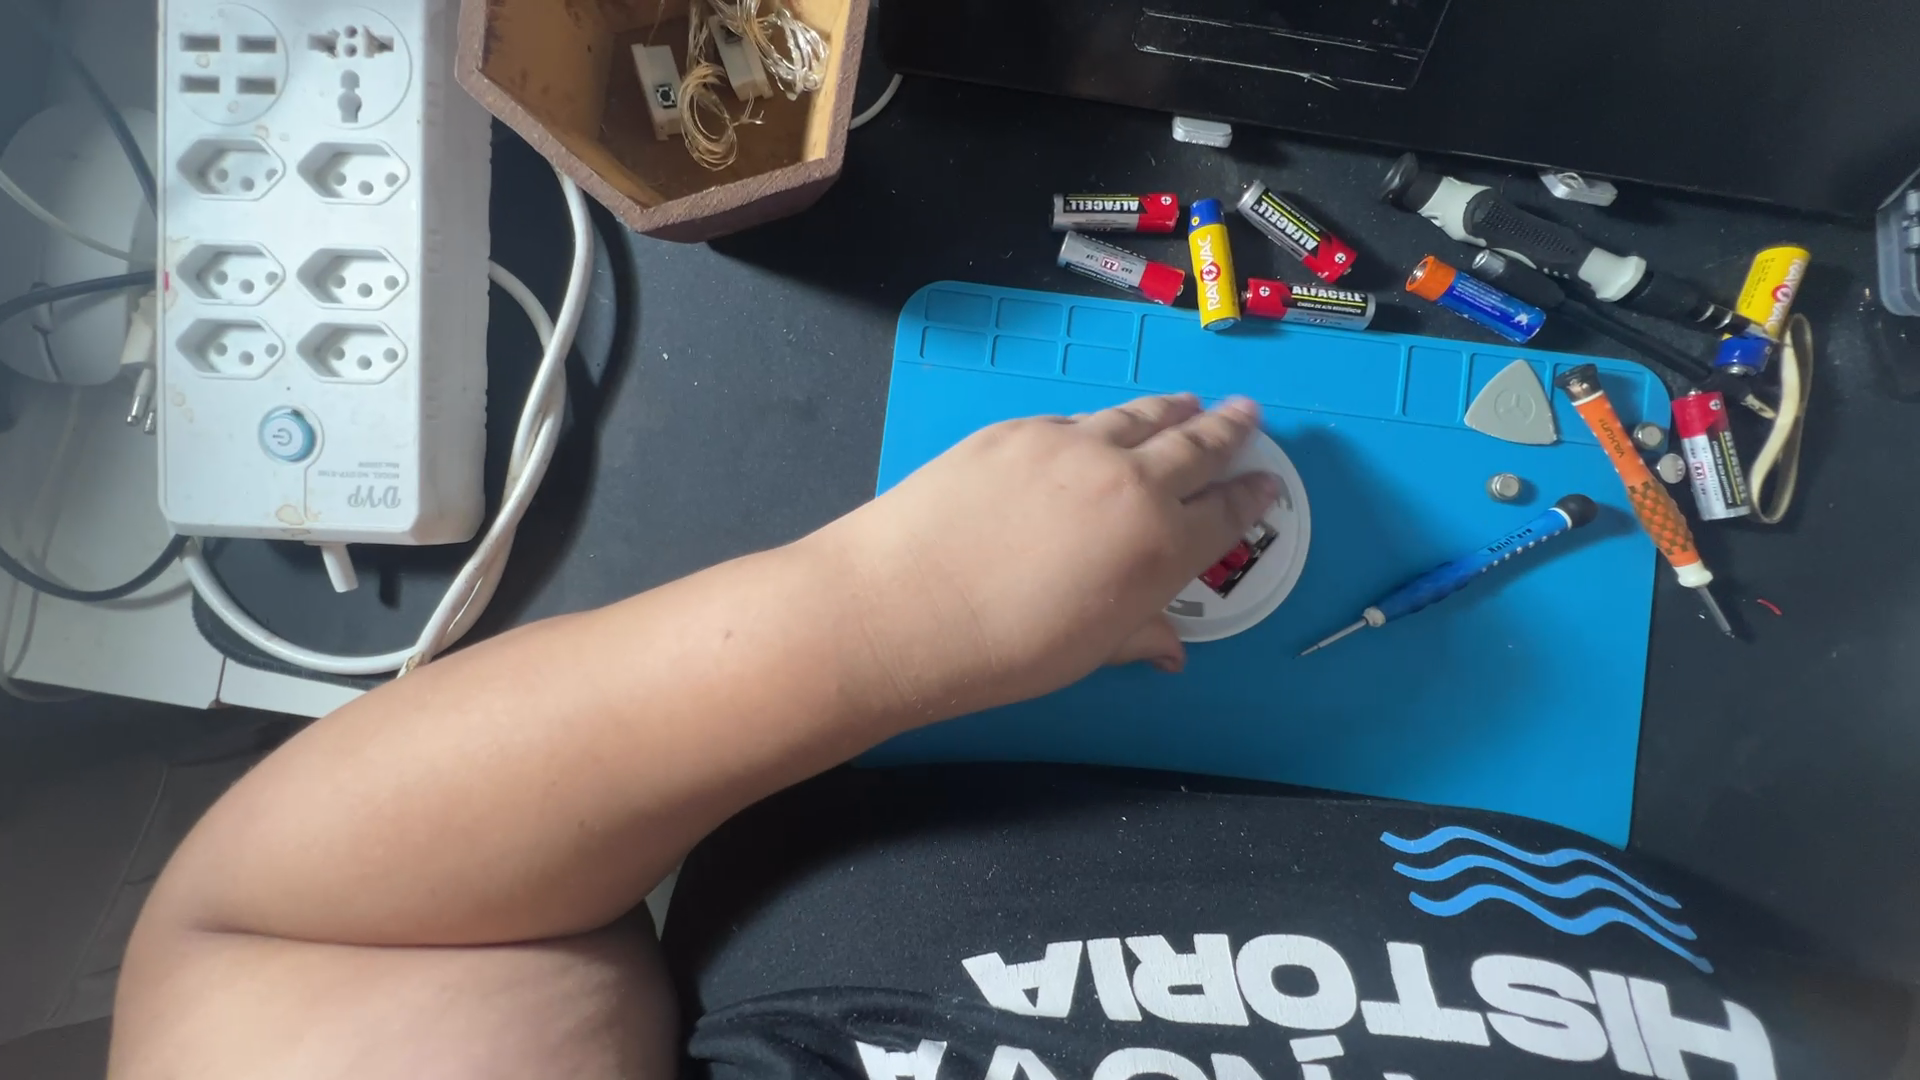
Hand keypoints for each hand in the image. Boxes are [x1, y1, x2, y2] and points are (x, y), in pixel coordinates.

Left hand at [819, 394, 1279, 717]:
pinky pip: (1075, 420)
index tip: (1267, 481)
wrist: (905, 606)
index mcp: (1159, 548)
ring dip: (1171, 411)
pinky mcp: (1018, 429)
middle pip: (1195, 446)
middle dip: (1227, 431)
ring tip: (1188, 404)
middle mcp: (1129, 484)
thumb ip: (1137, 632)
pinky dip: (1099, 425)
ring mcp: (1071, 446)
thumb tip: (1171, 648)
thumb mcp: (1087, 653)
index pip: (1225, 515)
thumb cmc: (1004, 651)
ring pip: (1138, 417)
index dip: (1252, 497)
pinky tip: (1097, 429)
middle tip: (1246, 414)